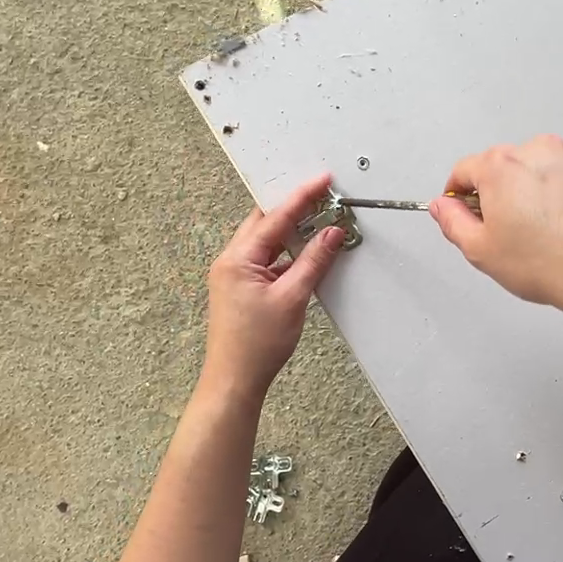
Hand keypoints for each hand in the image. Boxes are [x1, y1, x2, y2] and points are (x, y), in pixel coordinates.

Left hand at [203, 174, 345, 393]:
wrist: (236, 380)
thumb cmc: (255, 346)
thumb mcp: (293, 297)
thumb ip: (314, 261)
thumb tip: (332, 234)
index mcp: (237, 259)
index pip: (274, 218)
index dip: (301, 198)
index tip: (321, 181)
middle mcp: (231, 262)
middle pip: (266, 223)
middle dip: (295, 209)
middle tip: (323, 197)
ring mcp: (235, 275)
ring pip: (268, 242)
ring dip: (293, 233)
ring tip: (320, 222)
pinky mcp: (242, 288)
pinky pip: (267, 260)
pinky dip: (288, 254)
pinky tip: (306, 254)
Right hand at [429, 136, 562, 322]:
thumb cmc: (549, 265)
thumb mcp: (482, 252)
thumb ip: (453, 222)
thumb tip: (444, 206)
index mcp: (501, 167)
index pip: (466, 169)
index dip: (460, 193)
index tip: (467, 211)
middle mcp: (540, 150)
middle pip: (509, 164)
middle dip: (506, 191)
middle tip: (516, 230)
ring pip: (549, 166)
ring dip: (544, 188)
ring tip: (554, 229)